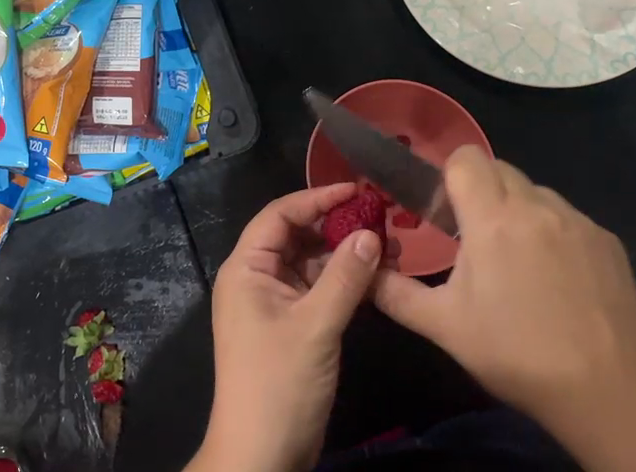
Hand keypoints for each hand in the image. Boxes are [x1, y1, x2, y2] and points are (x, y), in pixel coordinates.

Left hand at [189, 183, 383, 471]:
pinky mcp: (290, 326)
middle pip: (296, 235)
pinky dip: (343, 281)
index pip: (279, 214)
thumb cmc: (279, 382)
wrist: (261, 455)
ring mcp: (273, 303)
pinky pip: (316, 289)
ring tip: (389, 245)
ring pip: (310, 263)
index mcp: (246, 268)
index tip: (358, 190)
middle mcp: (256, 278)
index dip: (317, 198)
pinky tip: (376, 277)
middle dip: (335, 225)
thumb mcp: (316, 326)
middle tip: (381, 217)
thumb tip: (372, 232)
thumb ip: (345, 276)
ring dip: (344, 254)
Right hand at [371, 146, 635, 424]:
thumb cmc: (514, 354)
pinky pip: (568, 217)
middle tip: (474, 237)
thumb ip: (395, 292)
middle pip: (499, 169)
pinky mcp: (608, 240)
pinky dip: (553, 232)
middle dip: (481, 191)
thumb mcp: (444, 326)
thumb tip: (364, 269)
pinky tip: (556, 277)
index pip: (465, 158)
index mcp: (492, 219)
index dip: (449, 175)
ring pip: (535, 192)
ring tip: (518, 260)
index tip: (444, 209)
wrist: (605, 393)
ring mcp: (578, 221)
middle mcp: (536, 206)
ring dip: (518, 210)